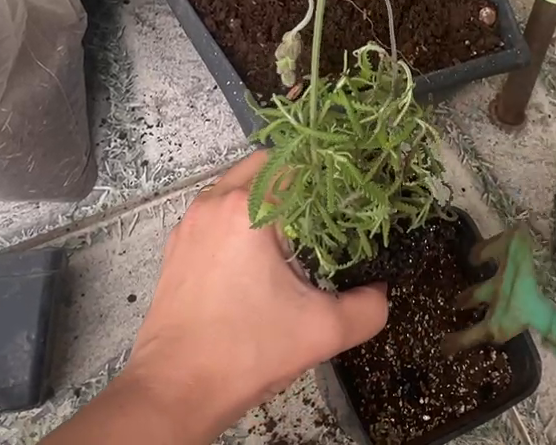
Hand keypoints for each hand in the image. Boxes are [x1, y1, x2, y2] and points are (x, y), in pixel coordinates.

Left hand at [46, 151, 387, 443]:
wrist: (173, 392)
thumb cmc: (242, 353)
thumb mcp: (320, 331)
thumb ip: (366, 308)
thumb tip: (382, 291)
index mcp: (249, 209)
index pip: (294, 162)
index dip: (324, 171)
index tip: (345, 189)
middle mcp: (215, 203)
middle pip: (264, 165)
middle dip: (296, 179)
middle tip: (324, 207)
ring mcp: (191, 224)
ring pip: (237, 186)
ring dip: (266, 196)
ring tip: (295, 229)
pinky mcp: (178, 246)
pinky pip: (216, 211)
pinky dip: (239, 217)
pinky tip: (259, 253)